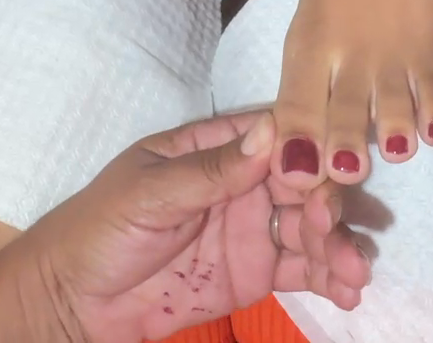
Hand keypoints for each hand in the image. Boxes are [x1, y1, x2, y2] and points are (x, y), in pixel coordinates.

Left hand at [28, 111, 370, 342]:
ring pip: (308, 225)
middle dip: (328, 200)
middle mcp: (242, 182)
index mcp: (215, 147)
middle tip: (336, 227)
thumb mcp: (152, 191)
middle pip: (301, 181)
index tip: (334, 165)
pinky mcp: (255, 272)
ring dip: (338, 242)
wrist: (76, 301)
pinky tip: (350, 292)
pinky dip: (330, 277)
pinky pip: (301, 269)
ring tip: (356, 272)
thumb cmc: (103, 226)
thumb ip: (212, 170)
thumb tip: (271, 132)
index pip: (272, 135)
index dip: (307, 145)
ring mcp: (252, 227)